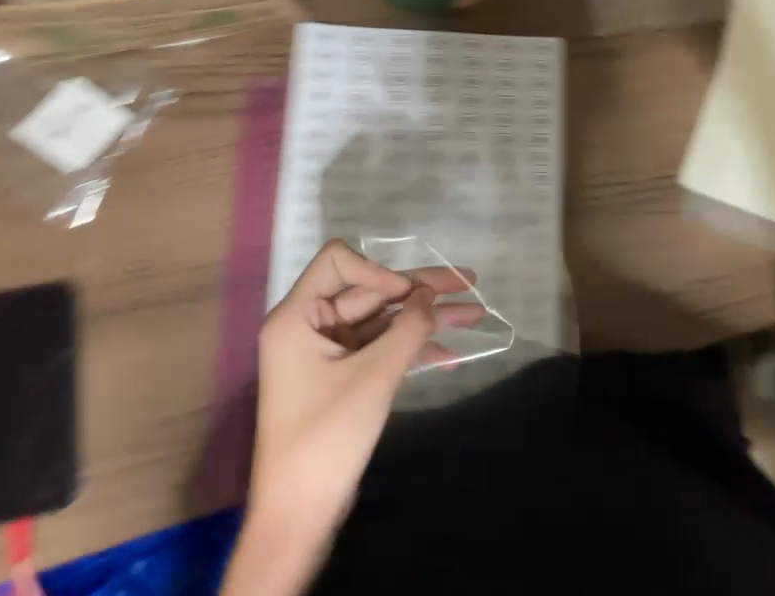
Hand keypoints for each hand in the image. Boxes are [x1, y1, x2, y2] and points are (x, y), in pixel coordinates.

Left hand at [225, 240, 482, 595]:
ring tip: (476, 314)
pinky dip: (414, 348)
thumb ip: (408, 328)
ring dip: (427, 319)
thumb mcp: (374, 376)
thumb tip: (431, 294)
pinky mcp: (343, 377)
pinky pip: (382, 348)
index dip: (380, 270)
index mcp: (298, 317)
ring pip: (384, 320)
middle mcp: (310, 326)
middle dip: (422, 289)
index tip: (411, 295)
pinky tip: (451, 354)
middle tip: (470, 281)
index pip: (338, 262)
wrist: (300, 512)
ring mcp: (328, 352)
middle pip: (372, 290)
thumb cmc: (327, 435)